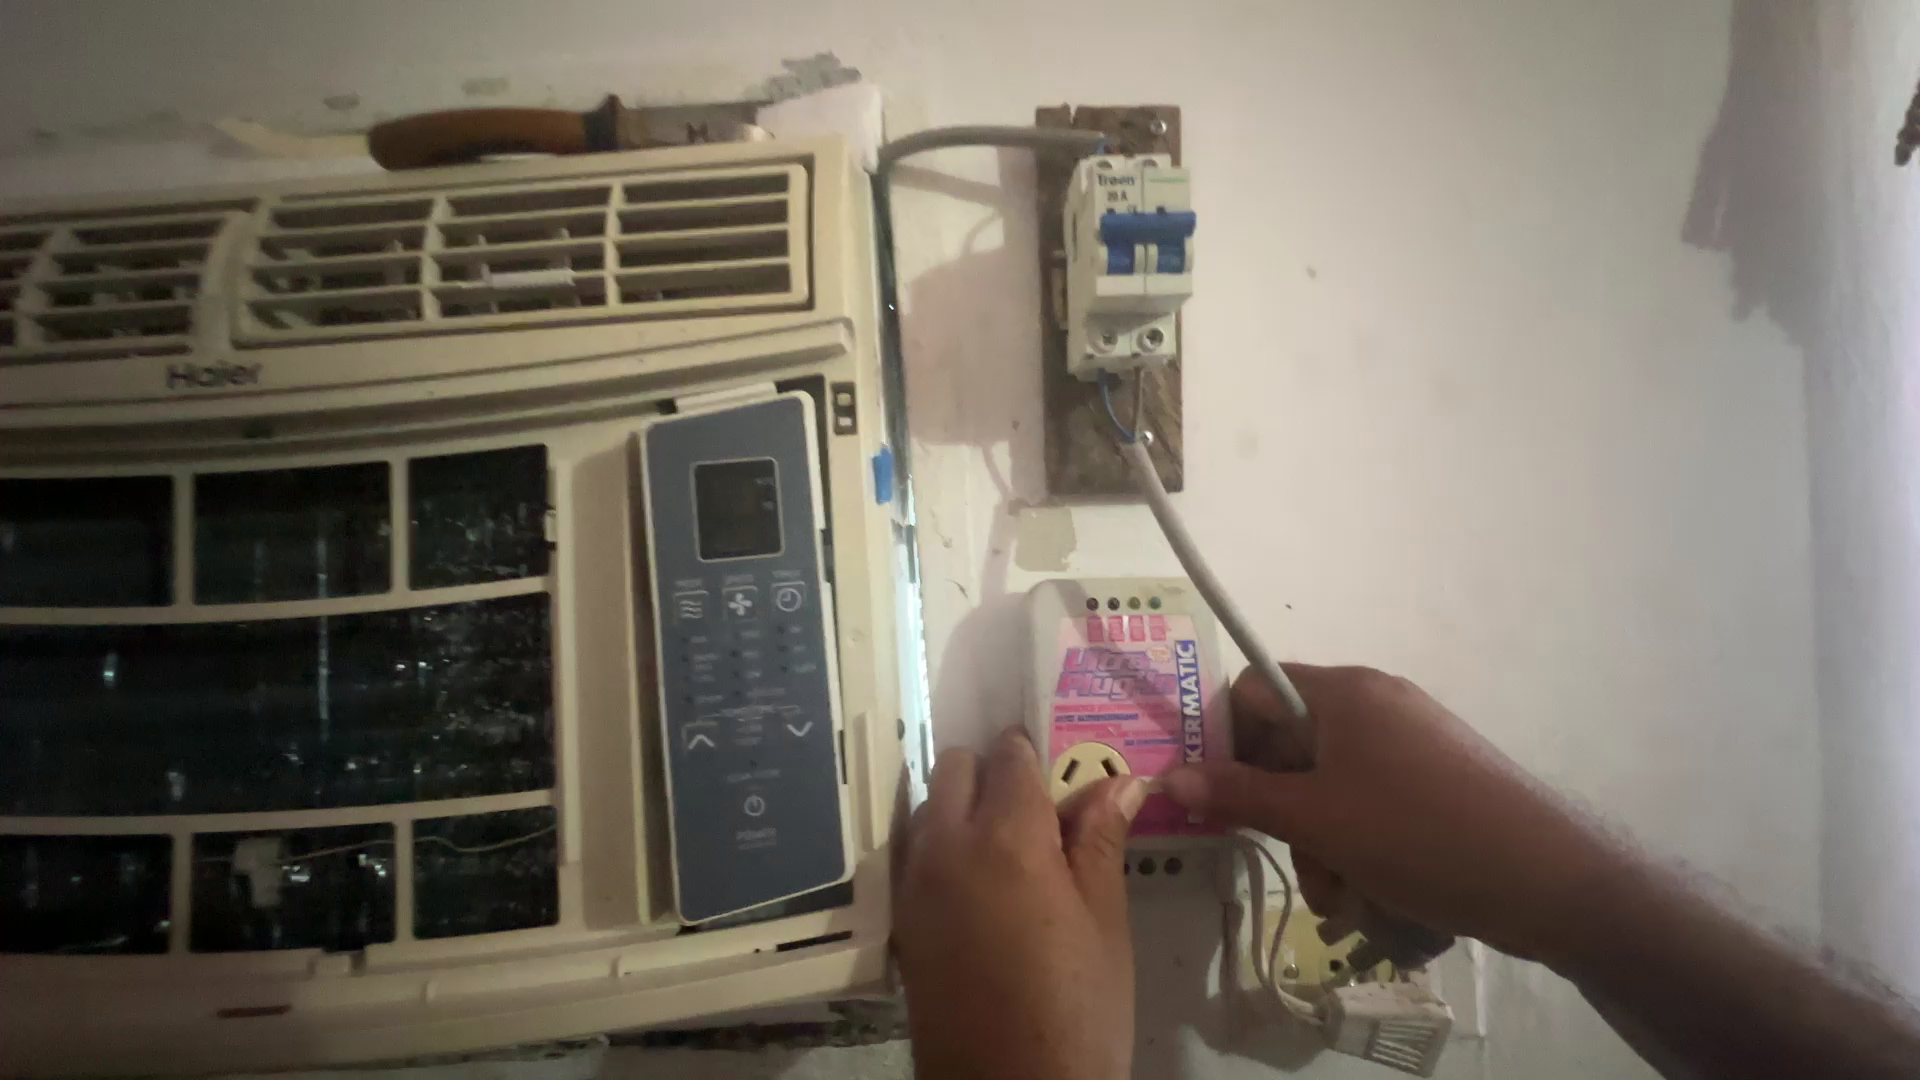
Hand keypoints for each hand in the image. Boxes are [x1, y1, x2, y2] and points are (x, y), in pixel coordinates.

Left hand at [893, 728, 1147, 1079]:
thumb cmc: (1076, 1008)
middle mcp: (947, 843)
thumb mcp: (1104, 920)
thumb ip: (1100, 837)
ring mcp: (914, 879)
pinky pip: (911, 848)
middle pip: (955, 766)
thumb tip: (1123, 780)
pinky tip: (969, 881)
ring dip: (958, 803)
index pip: (1009, 756)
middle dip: (989, 771)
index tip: (1051, 770)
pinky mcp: (899, 915)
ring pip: (927, 802)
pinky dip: (936, 840)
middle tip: (1028, 811)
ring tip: (999, 847)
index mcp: (1006, 836)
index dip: (1032, 753)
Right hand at [1164, 664, 1618, 962]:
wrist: (1560, 886)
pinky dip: (1357, 837)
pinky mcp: (1439, 774)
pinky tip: (1370, 888)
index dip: (1228, 735)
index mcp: (1342, 690)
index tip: (1221, 788)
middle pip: (1292, 740)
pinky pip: (1371, 794)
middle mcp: (1375, 701)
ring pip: (1330, 778)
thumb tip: (1169, 776)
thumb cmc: (1418, 834)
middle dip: (1279, 804)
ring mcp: (1412, 737)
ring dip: (1318, 835)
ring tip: (1338, 894)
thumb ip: (1236, 794)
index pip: (1255, 688)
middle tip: (1284, 855)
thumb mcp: (1315, 820)